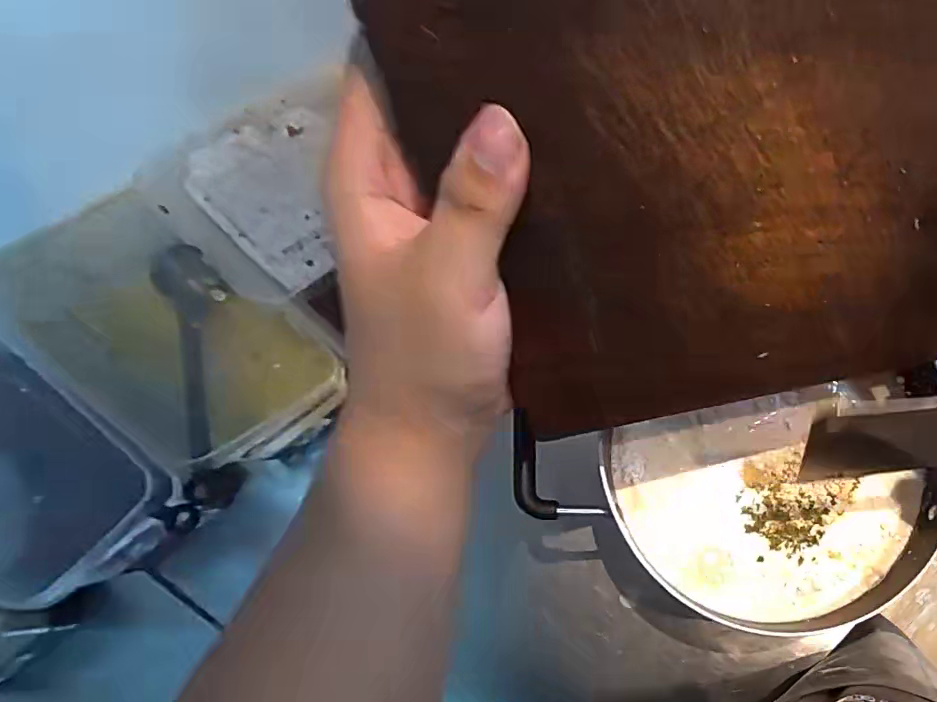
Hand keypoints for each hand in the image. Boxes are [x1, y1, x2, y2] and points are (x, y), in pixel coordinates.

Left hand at [324, 68, 529, 458]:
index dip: (421, 47)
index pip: (379, 81)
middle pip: (432, 119)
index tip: (483, 31)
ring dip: (509, 150)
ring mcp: (441, 232)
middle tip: (544, 75)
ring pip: (472, 169)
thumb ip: (474, 201)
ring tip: (566, 119)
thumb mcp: (449, 275)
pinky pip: (501, 215)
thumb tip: (503, 117)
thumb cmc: (428, 354)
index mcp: (368, 180)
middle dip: (478, 96)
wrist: (439, 428)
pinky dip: (527, 200)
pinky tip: (568, 188)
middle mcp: (400, 196)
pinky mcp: (477, 265)